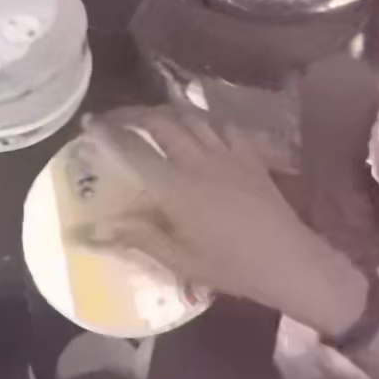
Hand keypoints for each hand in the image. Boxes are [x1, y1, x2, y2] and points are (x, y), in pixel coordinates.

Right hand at [82, 106, 365, 329]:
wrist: (292, 263)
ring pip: (189, 117)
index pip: (132, 149)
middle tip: (112, 118)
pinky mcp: (250, 155)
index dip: (106, 133)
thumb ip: (134, 237)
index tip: (88, 125)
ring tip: (148, 117)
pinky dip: (202, 119)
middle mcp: (198, 160)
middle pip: (159, 121)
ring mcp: (227, 153)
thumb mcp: (178, 259)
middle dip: (131, 114)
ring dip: (163, 111)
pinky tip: (197, 125)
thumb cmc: (231, 267)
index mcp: (175, 187)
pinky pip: (222, 124)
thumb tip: (86, 232)